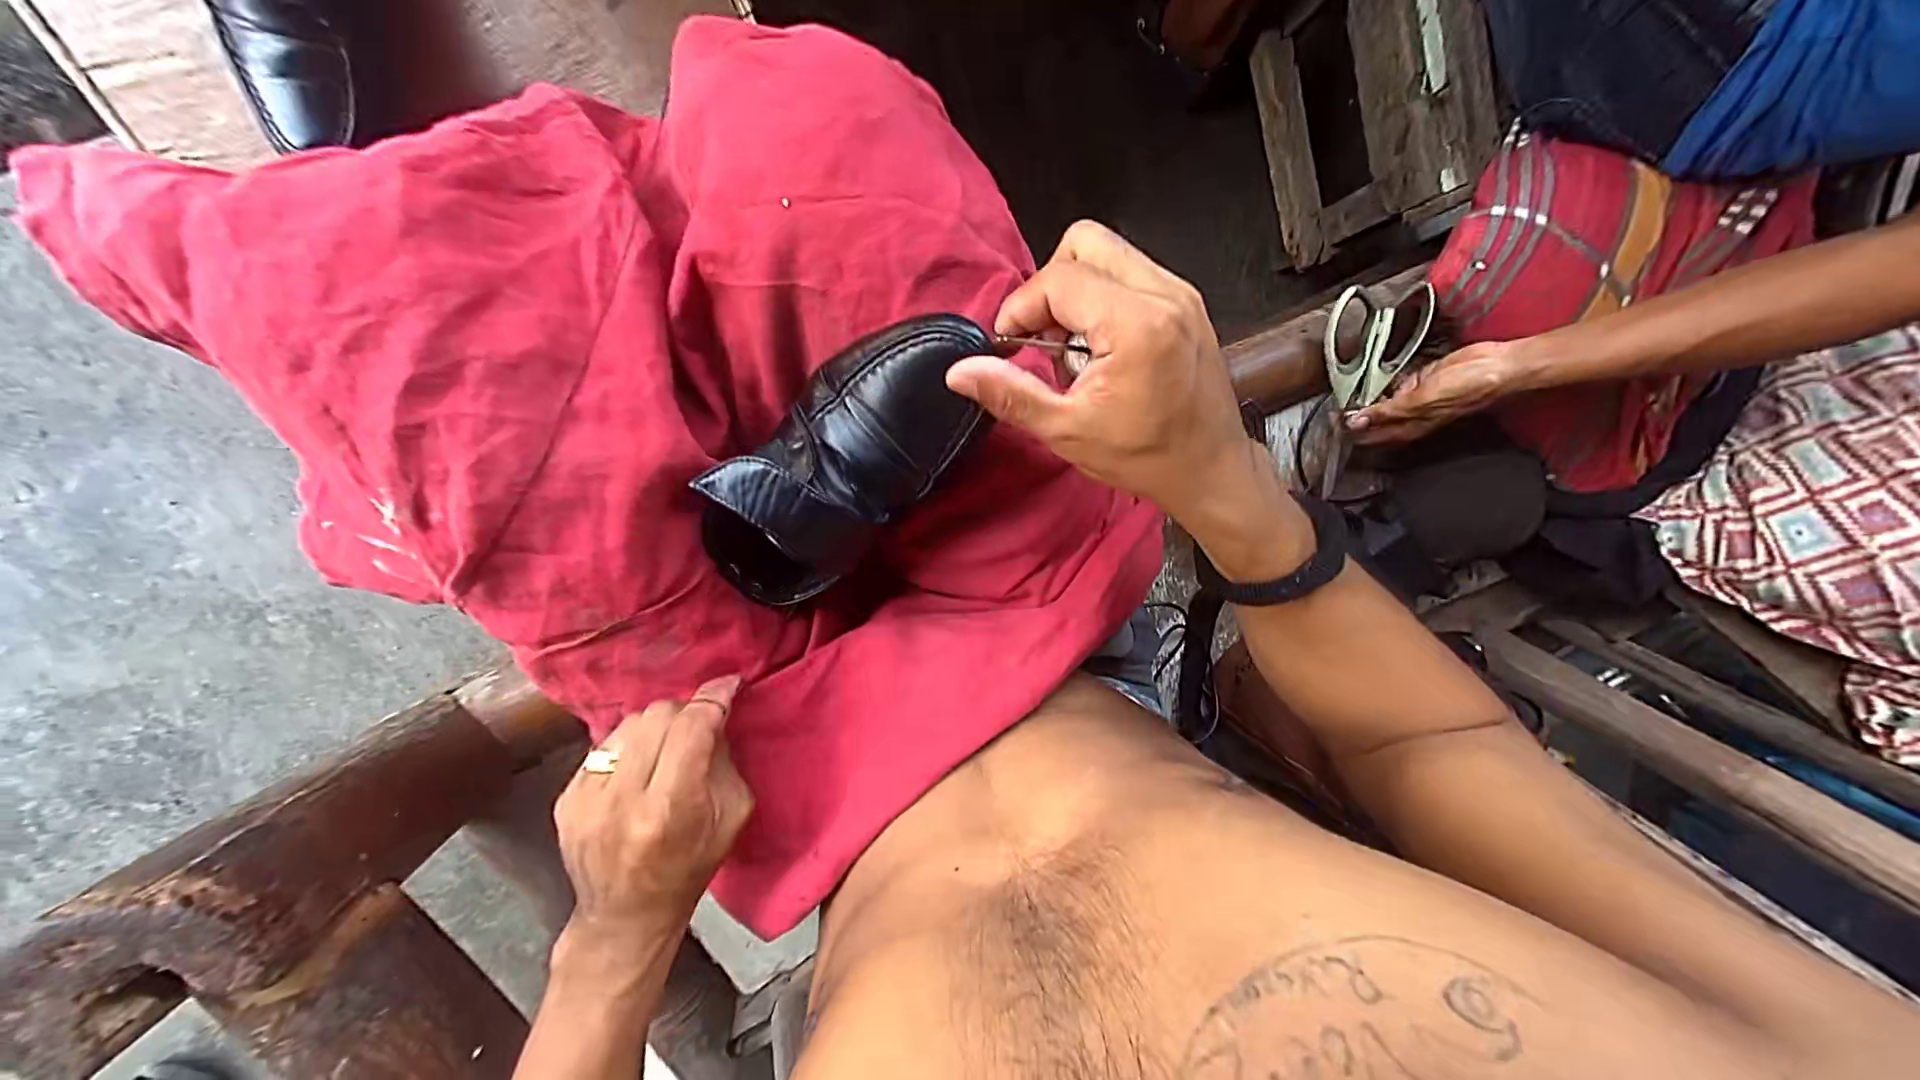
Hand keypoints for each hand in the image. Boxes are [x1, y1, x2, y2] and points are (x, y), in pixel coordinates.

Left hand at [553, 676, 754, 948]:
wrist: (625, 915)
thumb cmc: (690, 867)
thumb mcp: (731, 816)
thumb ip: (724, 760)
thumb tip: (714, 715)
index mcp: (668, 808)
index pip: (691, 727)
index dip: (713, 698)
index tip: (728, 685)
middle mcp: (621, 800)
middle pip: (658, 715)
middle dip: (686, 711)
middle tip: (699, 725)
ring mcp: (586, 799)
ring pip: (630, 723)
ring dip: (657, 725)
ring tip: (667, 746)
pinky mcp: (565, 799)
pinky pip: (605, 744)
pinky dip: (630, 745)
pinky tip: (639, 767)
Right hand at [946, 221, 1303, 575]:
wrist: (1209, 469)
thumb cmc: (1146, 457)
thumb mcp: (1067, 431)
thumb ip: (1010, 394)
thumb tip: (960, 372)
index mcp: (1137, 324)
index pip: (1057, 279)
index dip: (1020, 309)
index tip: (1009, 345)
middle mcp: (1164, 294)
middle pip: (1083, 243)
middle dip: (1047, 287)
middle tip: (1042, 338)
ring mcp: (1180, 294)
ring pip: (1107, 253)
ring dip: (1075, 291)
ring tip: (1073, 347)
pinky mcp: (1185, 302)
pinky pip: (1130, 273)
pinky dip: (1102, 298)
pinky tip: (1099, 345)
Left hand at [1347, 341, 1518, 444]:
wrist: (1499, 364)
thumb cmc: (1468, 385)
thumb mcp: (1421, 399)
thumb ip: (1388, 411)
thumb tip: (1356, 422)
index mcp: (1407, 427)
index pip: (1369, 436)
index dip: (1348, 431)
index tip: (1330, 421)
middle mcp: (1408, 416)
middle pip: (1372, 420)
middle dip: (1352, 416)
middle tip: (1332, 406)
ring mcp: (1414, 398)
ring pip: (1381, 402)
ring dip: (1365, 398)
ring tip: (1343, 392)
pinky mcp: (1421, 380)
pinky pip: (1395, 384)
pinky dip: (1383, 382)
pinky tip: (1369, 378)